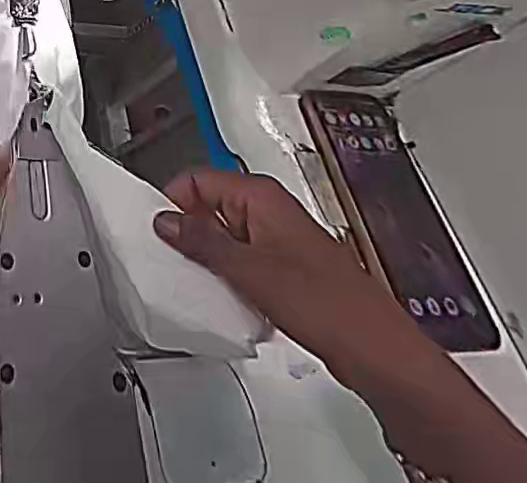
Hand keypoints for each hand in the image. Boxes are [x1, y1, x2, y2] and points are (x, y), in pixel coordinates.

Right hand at [151, 168, 397, 367]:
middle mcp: (266, 210)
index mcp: (259, 195)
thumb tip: (167, 220)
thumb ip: (201, 240)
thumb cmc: (323, 301)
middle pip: (209, 206)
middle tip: (171, 262)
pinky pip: (240, 261)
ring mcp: (275, 238)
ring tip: (198, 284)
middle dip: (188, 232)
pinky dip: (226, 276)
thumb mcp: (247, 268)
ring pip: (223, 237)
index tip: (155, 229)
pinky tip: (224, 299)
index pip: (198, 180)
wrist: (370, 346)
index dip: (173, 201)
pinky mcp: (281, 266)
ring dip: (207, 258)